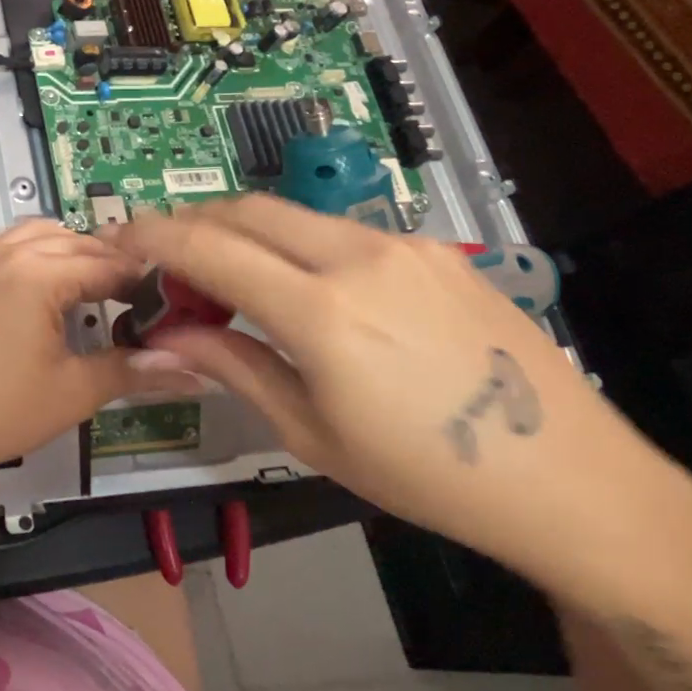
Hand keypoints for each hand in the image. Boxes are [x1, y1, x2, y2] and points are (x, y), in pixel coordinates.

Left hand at [0, 221, 192, 490]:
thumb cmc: (0, 411)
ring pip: (38, 235)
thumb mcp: (74, 392)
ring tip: (98, 287)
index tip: (171, 301)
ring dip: (72, 251)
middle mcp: (7, 254)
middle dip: (110, 263)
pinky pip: (8, 246)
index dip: (143, 281)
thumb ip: (132, 371)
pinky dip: (37, 253)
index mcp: (38, 273)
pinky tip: (48, 287)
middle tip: (140, 299)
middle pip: (74, 242)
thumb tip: (193, 370)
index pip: (106, 264)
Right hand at [104, 195, 691, 600]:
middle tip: (163, 258)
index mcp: (322, 311)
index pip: (210, 248)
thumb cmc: (425, 474)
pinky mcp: (439, 252)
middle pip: (248, 210)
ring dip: (244, 232)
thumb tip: (166, 333)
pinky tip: (302, 287)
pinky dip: (297, 244)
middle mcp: (360, 258)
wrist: (572, 480)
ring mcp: (406, 247)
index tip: (119, 240)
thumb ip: (232, 365)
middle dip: (192, 223)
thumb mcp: (311, 432)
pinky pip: (344, 232)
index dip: (153, 237)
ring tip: (226, 277)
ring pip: (295, 216)